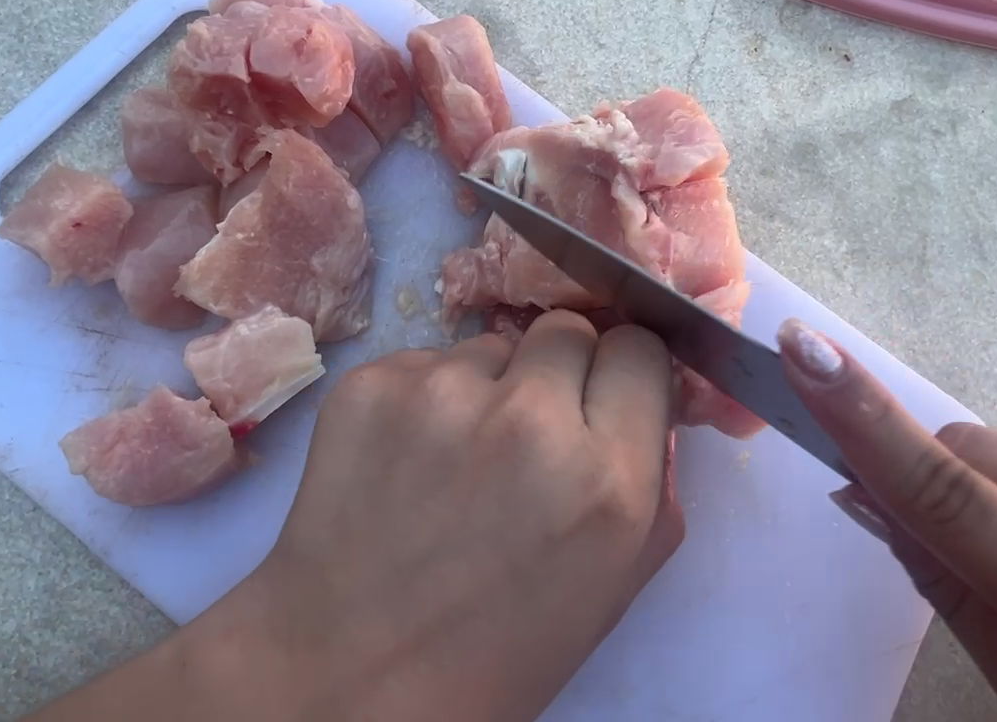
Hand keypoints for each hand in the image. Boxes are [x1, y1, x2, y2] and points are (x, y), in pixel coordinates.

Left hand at [28, 311, 679, 721]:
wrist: (346, 676)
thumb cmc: (497, 648)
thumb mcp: (611, 585)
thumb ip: (646, 481)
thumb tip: (650, 404)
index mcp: (608, 473)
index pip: (642, 347)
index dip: (626, 364)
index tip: (609, 382)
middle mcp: (530, 413)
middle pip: (567, 320)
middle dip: (561, 357)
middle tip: (531, 414)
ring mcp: (441, 388)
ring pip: (490, 333)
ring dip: (489, 373)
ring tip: (456, 448)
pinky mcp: (370, 380)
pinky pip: (426, 356)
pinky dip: (428, 390)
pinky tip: (403, 455)